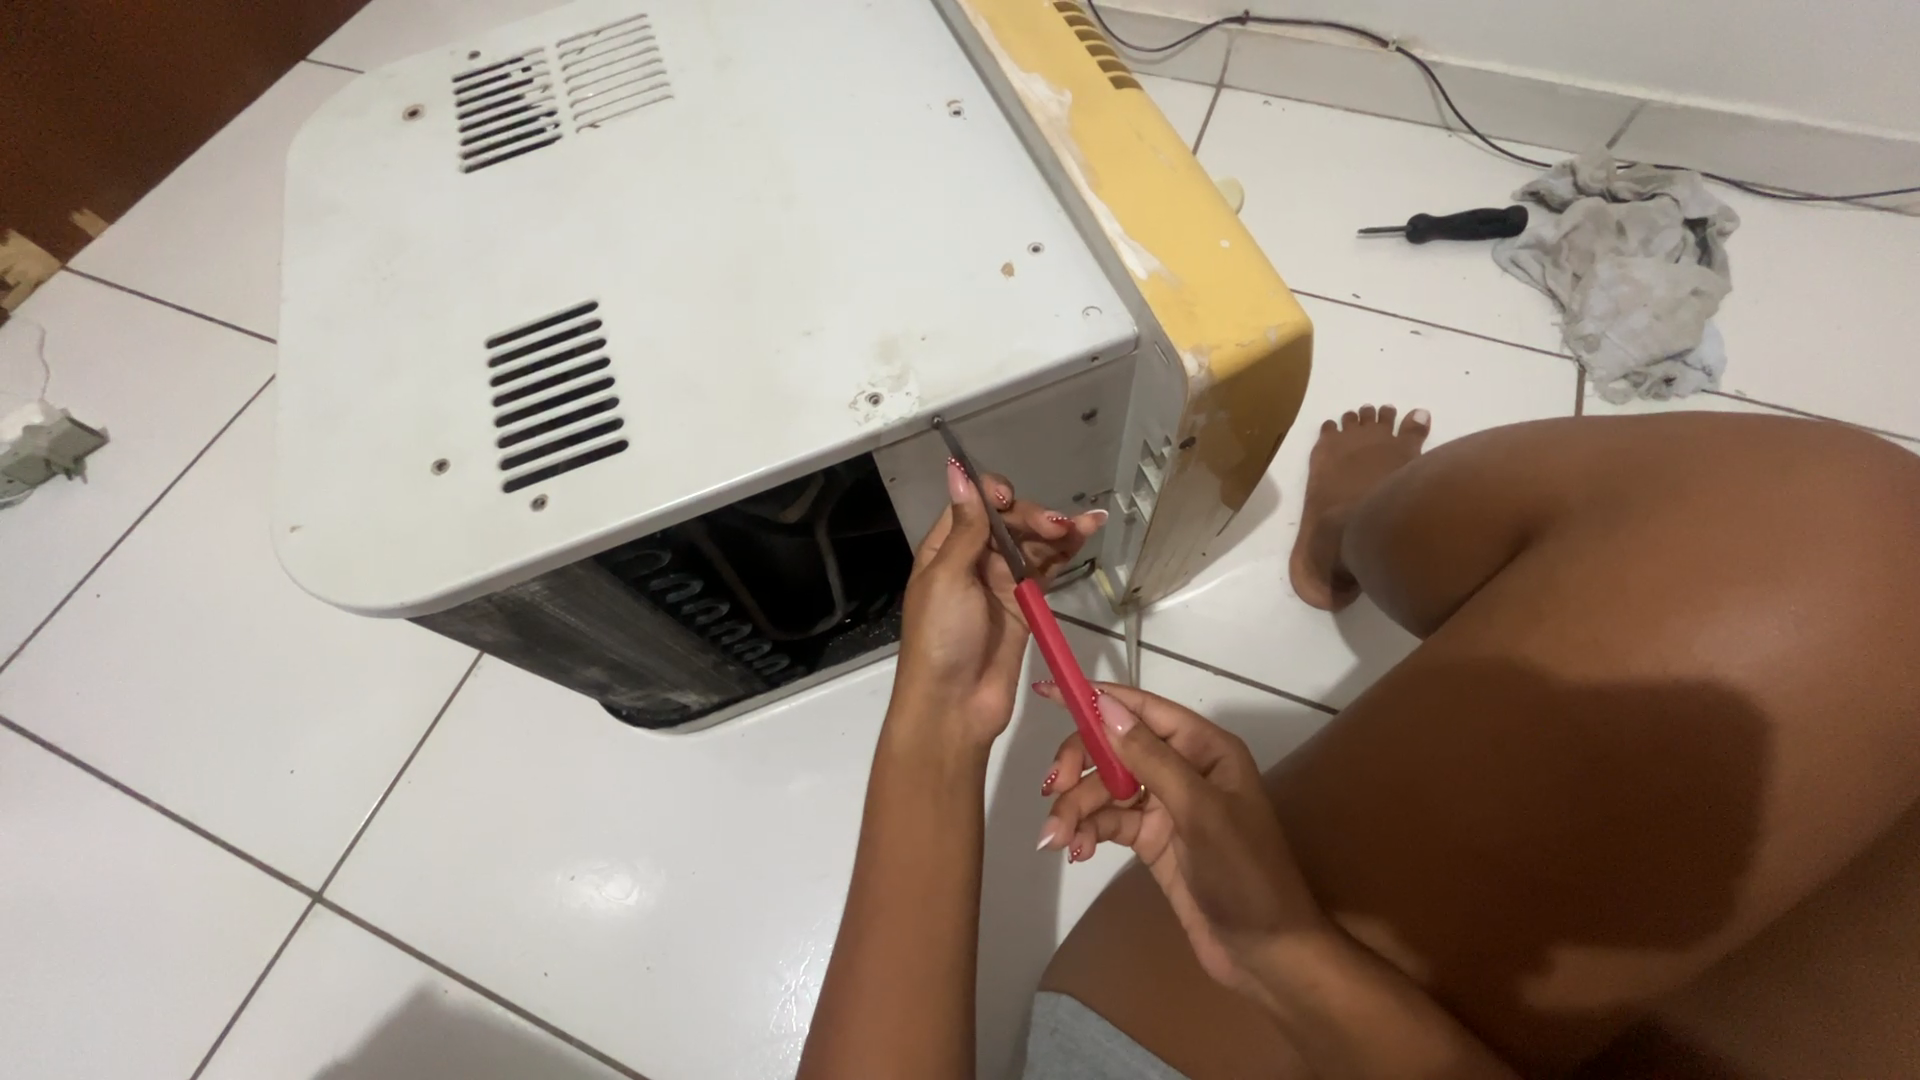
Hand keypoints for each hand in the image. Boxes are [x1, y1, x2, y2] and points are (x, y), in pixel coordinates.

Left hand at [889, 461, 1105, 748]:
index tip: (1011, 502)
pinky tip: (1087, 531)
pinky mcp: (1025, 603)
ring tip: (1084, 525)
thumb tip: (956, 470)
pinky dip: (1066, 550)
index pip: (973, 505)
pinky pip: (1047, 568)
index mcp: (944, 549)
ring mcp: (1001, 581)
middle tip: (1056, 525)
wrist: (955, 705)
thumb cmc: (941, 638)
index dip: (994, 496)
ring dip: (1056, 529)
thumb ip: (965, 526)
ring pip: (1032, 542)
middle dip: (1032, 516)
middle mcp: (973, 559)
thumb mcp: (947, 577)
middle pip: (1008, 521)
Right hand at [1034, 683, 1329, 1004]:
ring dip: (1076, 807)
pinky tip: (1076, 849)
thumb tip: (1104, 705)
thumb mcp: (1199, 811)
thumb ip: (1150, 757)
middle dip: (1080, 766)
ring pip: (1104, 787)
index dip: (1094, 699)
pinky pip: (1108, 820)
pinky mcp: (1151, 838)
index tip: (1046, 692)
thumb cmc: (1245, 872)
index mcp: (1202, 748)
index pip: (1140, 709)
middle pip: (1114, 747)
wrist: (1266, 954)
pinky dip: (1088, 830)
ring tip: (1056, 838)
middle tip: (1055, 789)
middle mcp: (1181, 767)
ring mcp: (1164, 803)